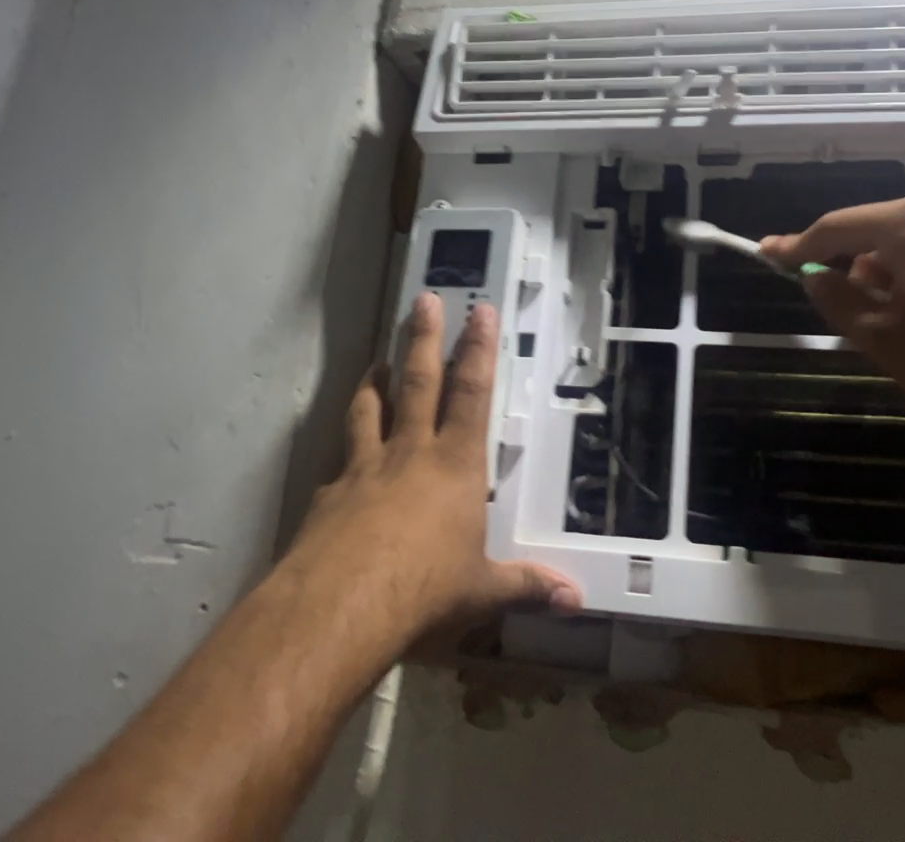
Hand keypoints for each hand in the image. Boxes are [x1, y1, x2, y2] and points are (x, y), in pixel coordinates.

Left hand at [274, 292, 580, 647]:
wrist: (340, 606)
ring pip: (368, 410)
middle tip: (424, 299)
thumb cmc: (426, 589)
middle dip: (423, 338)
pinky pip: (339, 463)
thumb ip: (527, 586)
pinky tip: (339, 465)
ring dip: (373, 382)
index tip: (479, 310)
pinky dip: (343, 454)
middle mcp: (408, 454)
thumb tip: (576, 600)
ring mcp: (362, 470)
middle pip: (417, 383)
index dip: (478, 350)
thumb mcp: (483, 591)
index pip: (471, 394)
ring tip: (374, 362)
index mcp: (454, 465)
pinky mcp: (327, 496)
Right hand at [759, 194, 904, 422]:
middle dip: (849, 270)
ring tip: (887, 329)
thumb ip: (837, 300)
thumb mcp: (882, 335)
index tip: (764, 254)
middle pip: (874, 236)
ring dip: (885, 283)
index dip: (796, 246)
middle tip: (835, 309)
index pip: (836, 227)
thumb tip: (814, 277)